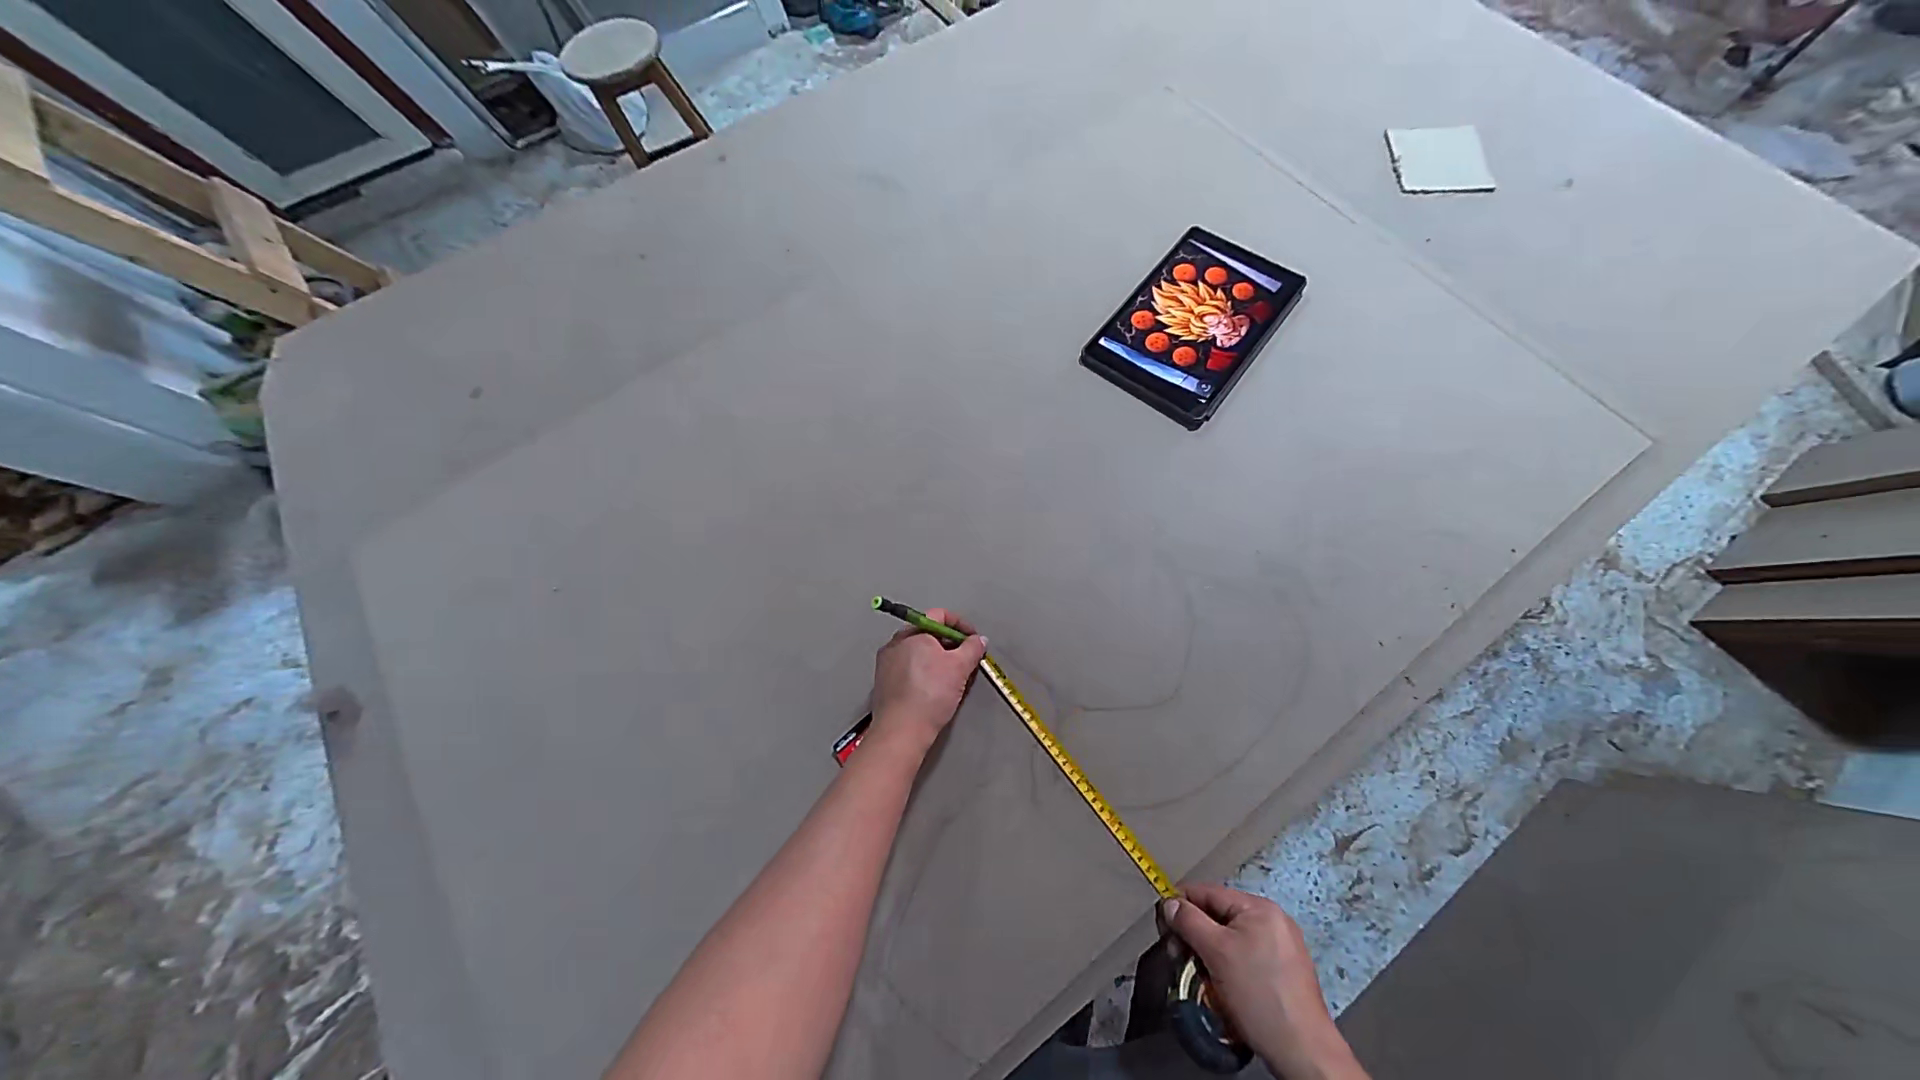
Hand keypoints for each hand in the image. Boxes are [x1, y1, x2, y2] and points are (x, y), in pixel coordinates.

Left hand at [869, 608, 987, 753]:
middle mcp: (896, 644)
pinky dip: (924, 674)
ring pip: (918, 653)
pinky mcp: (885, 682)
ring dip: (937, 661)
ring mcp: (887, 663)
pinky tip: (935, 691)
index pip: (939, 616)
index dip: (960, 625)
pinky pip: (909, 670)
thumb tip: (978, 640)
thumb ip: (972, 648)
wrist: (903, 730)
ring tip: (952, 679)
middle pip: (928, 634)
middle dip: (950, 645)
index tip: (972, 639)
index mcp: (913, 633)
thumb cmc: (928, 695)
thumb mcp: (960, 667)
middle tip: (965, 660)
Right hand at [1161, 884, 1368, 1079]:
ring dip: (1207, 952)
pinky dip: (1225, 965)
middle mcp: (1272, 920)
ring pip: (1228, 937)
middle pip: (1216, 915)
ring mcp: (1280, 946)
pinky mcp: (1283, 970)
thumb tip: (1168, 902)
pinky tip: (1221, 985)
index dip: (1179, 906)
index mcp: (1258, 907)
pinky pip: (1243, 955)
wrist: (1303, 1052)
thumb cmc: (1258, 996)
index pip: (1205, 892)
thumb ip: (1188, 920)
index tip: (1163, 930)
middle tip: (1179, 958)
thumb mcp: (1215, 952)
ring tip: (1201, 976)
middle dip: (1193, 935)